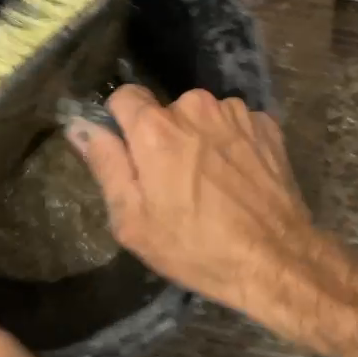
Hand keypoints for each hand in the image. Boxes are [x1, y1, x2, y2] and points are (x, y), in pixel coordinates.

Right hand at [67, 85, 315, 313]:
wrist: (276, 259)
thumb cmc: (196, 246)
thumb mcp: (134, 220)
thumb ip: (106, 164)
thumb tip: (81, 127)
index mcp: (155, 127)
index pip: (124, 97)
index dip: (123, 124)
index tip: (131, 155)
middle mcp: (194, 106)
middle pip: (166, 112)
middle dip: (164, 139)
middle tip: (175, 185)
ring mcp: (235, 112)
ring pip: (202, 118)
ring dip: (201, 140)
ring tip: (212, 185)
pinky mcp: (266, 124)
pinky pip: (235, 126)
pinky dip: (232, 145)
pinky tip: (239, 180)